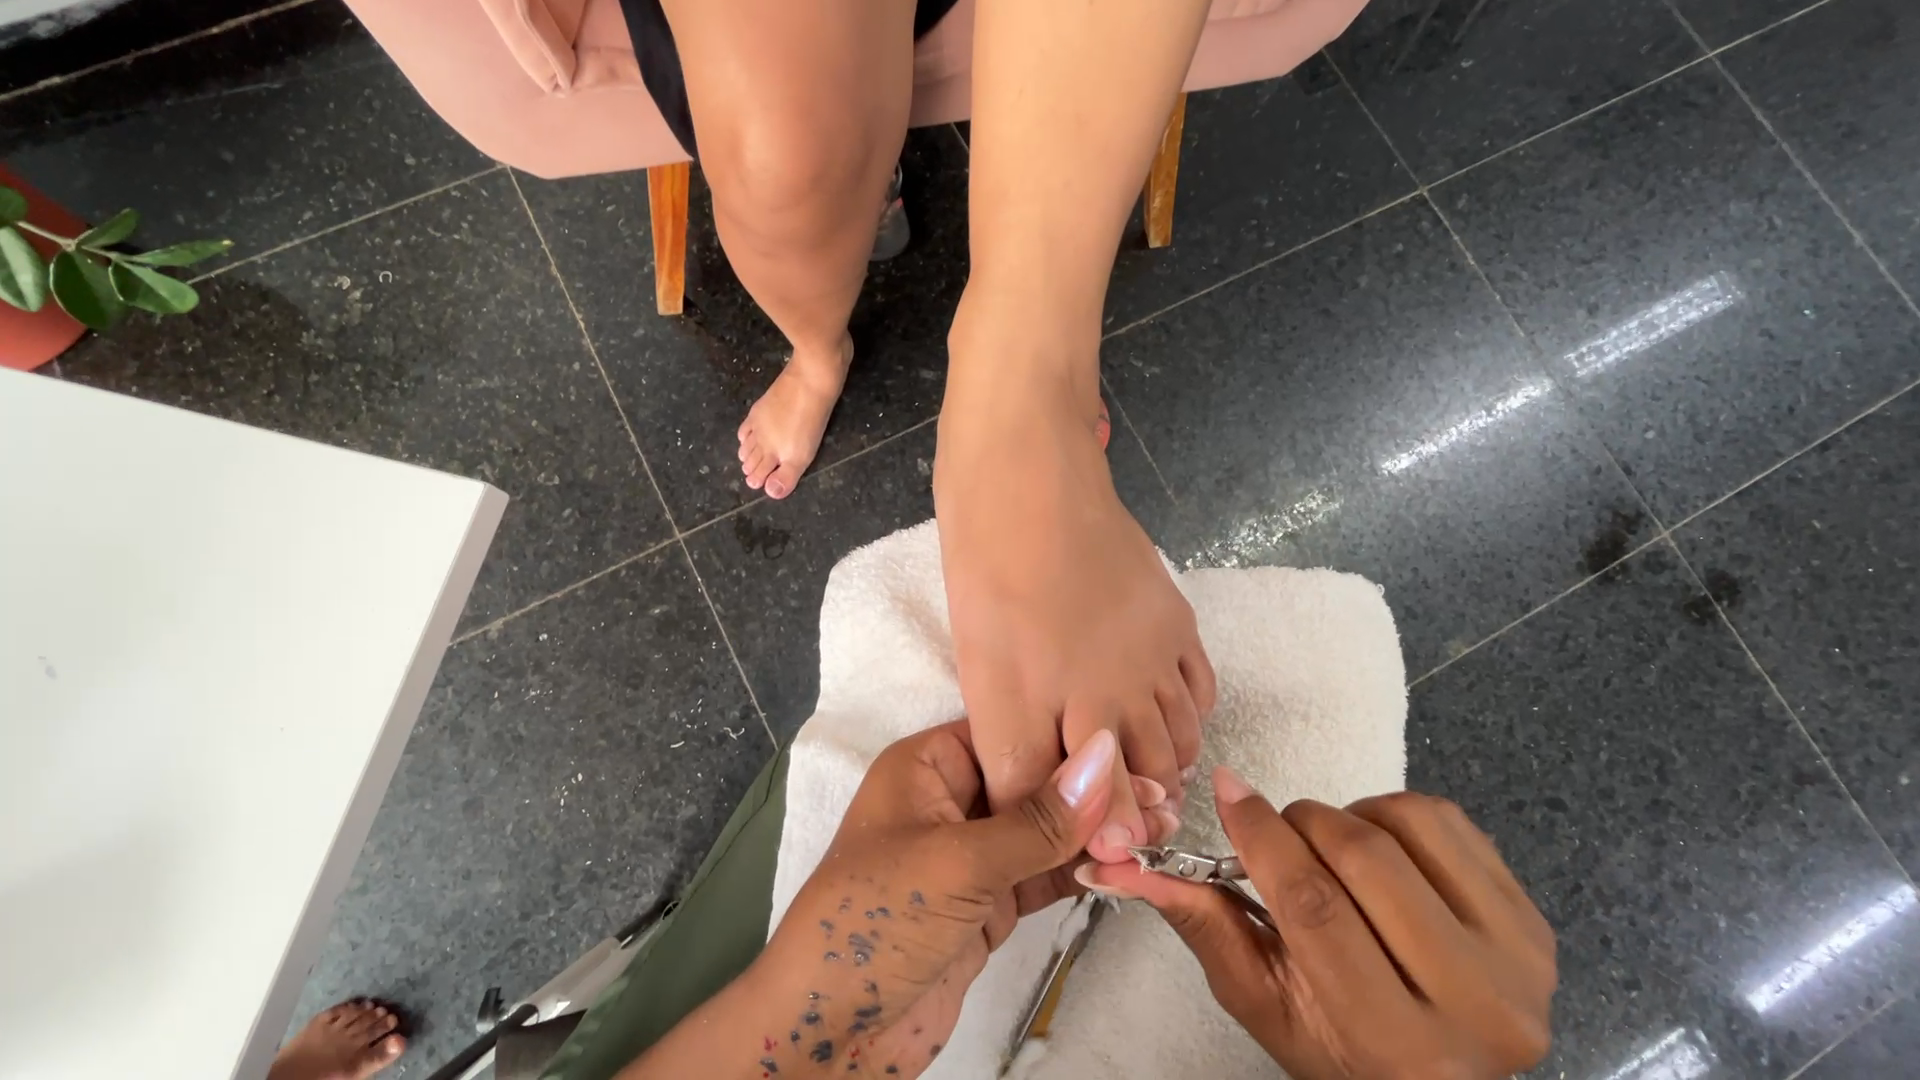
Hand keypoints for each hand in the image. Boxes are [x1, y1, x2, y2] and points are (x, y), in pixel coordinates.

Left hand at [626, 722, 1166, 1079]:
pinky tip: (1127, 864)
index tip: (1138, 754)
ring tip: (1160, 828)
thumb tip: (1107, 756)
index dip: (1071, 744)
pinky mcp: (986, 904)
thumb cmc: (876, 920)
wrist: (832, 1035)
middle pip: (1031, 784)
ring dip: (1094, 834)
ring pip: (1043, 833)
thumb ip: (1037, 818)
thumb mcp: (958, 861)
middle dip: (1092, 793)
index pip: (1010, 735)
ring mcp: (970, 855)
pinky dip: (1079, 871)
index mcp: (927, 766)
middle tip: (1163, 799)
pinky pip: (1041, 875)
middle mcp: (949, 801)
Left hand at [935, 316, 1214, 865]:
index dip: (1103, 835)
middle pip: (1158, 771)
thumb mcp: (989, 681)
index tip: (1091, 852)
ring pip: (1184, 731)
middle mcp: (1145, 688)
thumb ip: (1021, 759)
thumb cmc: (993, 583)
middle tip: (1117, 817)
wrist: (1028, 481)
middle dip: (1139, 804)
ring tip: (1141, 775)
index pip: (1109, 802)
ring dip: (1166, 763)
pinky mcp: (1173, 610)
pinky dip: (1189, 713)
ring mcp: (1165, 646)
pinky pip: (1200, 683)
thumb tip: (1049, 820)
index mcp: (1095, 713)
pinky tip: (1168, 714)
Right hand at [1087, 769, 1556, 1079]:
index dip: (1262, 836)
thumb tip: (1124, 864)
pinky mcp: (1538, 921)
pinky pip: (1448, 820)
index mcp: (1391, 1039)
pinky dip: (1393, 815)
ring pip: (1406, 826)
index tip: (1227, 790)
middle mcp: (1474, 1005)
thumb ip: (1201, 924)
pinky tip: (1382, 853)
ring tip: (1334, 851)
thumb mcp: (1260, 999)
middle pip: (1363, 859)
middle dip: (1302, 822)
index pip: (1315, 908)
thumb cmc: (1334, 1044)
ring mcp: (1520, 960)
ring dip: (1349, 817)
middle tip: (1278, 830)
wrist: (1441, 1078)